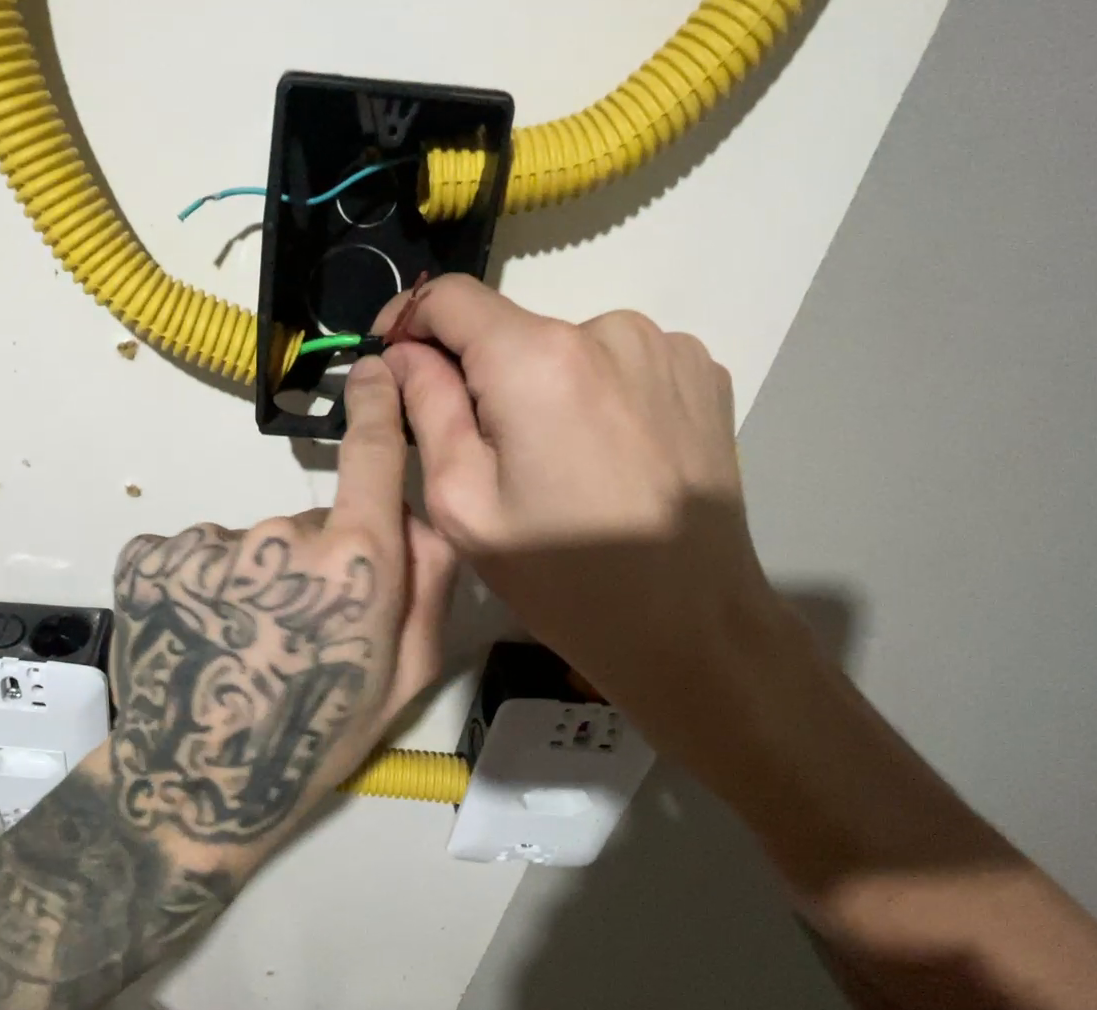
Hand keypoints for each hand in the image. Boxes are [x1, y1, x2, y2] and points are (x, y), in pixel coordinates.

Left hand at [107, 357, 454, 871]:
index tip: (374, 370)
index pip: (373, 457)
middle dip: (320, 559)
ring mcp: (208, 543)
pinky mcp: (152, 556)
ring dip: (260, 576)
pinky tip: (205, 633)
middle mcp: (280, 536)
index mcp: (353, 566)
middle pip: (315, 521)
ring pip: (255, 542)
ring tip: (248, 644)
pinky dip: (207, 581)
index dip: (378, 407)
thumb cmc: (312, 742)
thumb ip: (430, 587)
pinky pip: (199, 551)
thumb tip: (422, 512)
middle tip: (303, 630)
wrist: (191, 785)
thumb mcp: (402, 680)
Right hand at [373, 275, 781, 738]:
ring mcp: (666, 347)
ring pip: (564, 349)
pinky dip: (594, 396)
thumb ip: (425, 410)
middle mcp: (608, 328)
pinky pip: (618, 365)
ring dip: (540, 389)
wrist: (691, 625)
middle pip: (509, 329)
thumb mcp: (462, 503)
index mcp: (537, 359)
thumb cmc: (561, 576)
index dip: (409, 322)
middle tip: (482, 456)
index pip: (449, 296)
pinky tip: (606, 458)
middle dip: (479, 377)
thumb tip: (403, 352)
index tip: (395, 362)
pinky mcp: (702, 373)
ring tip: (555, 466)